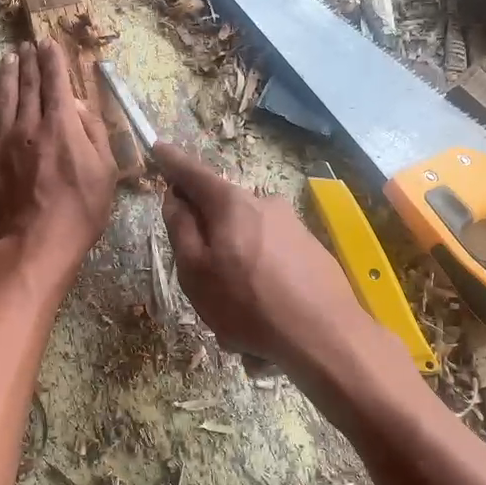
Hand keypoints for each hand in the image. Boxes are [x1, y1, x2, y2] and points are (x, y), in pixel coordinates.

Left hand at [0, 41, 117, 285]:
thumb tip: (78, 105)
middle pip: (28, 86)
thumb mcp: (105, 173)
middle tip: (27, 44)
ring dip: (6, 75)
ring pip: (2, 99)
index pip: (56, 84)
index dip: (53, 61)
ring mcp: (0, 143)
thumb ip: (94, 133)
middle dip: (29, 61)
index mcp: (60, 128)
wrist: (33, 248)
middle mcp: (28, 127)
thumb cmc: (78, 214)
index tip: (49, 43)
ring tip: (8, 58)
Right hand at [156, 145, 369, 368]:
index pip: (192, 173)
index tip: (158, 146)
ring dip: (236, 267)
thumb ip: (180, 228)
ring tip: (238, 316)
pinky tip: (266, 316)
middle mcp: (264, 203)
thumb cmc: (248, 303)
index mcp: (231, 203)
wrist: (327, 338)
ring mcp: (292, 225)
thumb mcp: (195, 270)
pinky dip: (261, 280)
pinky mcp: (312, 250)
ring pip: (247, 240)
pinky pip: (272, 259)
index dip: (172, 161)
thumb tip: (174, 198)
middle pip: (222, 210)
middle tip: (203, 282)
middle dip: (208, 238)